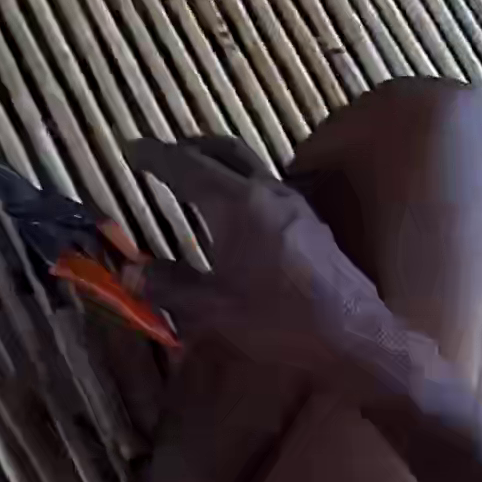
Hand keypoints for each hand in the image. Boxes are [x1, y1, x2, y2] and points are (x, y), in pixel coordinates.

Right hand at [132, 135, 408, 379]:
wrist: (351, 334)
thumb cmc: (278, 320)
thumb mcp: (213, 309)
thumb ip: (169, 286)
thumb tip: (130, 273)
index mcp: (236, 206)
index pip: (186, 167)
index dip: (154, 156)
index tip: (131, 147)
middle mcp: (266, 192)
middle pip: (222, 151)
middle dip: (187, 147)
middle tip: (161, 153)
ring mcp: (293, 203)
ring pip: (247, 165)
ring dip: (215, 162)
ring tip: (192, 175)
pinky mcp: (308, 221)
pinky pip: (264, 185)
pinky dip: (237, 182)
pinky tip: (232, 210)